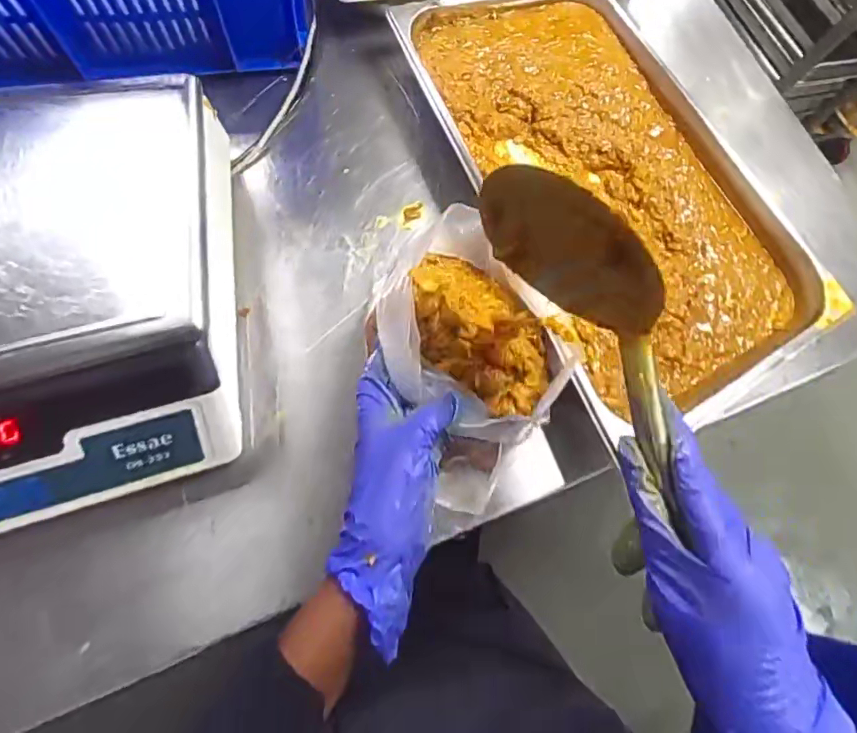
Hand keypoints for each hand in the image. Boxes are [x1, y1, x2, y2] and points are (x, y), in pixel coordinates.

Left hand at [326, 348, 457, 662]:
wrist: (385, 549)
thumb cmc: (388, 492)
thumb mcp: (411, 443)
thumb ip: (433, 412)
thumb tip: (452, 395)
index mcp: (374, 407)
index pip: (375, 360)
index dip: (381, 333)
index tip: (398, 306)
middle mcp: (388, 416)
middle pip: (403, 376)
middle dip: (424, 355)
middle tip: (452, 331)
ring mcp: (405, 438)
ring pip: (425, 401)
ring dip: (445, 387)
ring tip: (472, 364)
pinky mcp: (422, 458)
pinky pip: (441, 429)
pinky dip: (458, 421)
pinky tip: (482, 413)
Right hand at [616, 407, 854, 732]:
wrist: (776, 719)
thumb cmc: (717, 648)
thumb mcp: (671, 584)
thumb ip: (651, 519)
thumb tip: (634, 461)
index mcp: (726, 531)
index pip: (691, 465)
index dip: (670, 430)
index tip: (655, 399)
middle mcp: (745, 536)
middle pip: (691, 503)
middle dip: (654, 519)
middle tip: (624, 559)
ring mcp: (756, 562)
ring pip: (698, 534)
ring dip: (667, 553)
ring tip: (649, 599)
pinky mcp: (757, 584)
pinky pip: (713, 558)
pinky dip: (686, 568)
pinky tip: (672, 607)